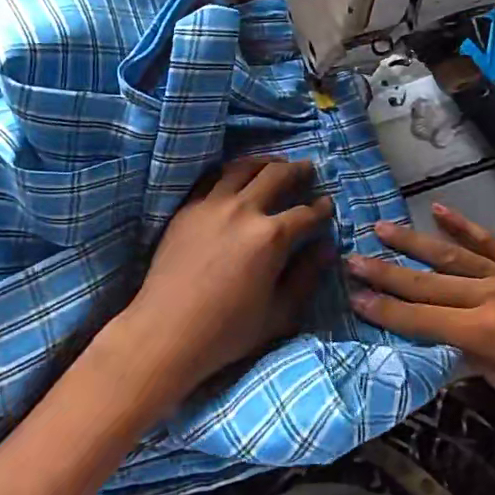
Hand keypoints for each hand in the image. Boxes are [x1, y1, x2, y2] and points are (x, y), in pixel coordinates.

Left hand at [106, 157, 333, 406]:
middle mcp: (243, 210)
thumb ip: (306, 277)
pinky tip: (235, 177)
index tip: (327, 204)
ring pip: (243, 167)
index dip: (321, 207)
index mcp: (271, 237)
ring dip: (264, 162)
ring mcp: (211, 205)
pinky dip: (230, 173)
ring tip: (274, 164)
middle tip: (307, 168)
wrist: (167, 331)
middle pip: (277, 175)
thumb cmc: (227, 331)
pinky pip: (212, 179)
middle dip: (297, 170)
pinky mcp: (187, 209)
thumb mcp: (279, 313)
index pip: (306, 213)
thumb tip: (326, 248)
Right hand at [348, 204, 494, 439]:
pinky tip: (439, 211)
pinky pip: (488, 242)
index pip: (423, 318)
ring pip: (451, 254)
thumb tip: (437, 340)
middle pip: (428, 282)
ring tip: (380, 228)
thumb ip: (471, 358)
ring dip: (413, 241)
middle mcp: (492, 296)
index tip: (354, 296)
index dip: (386, 309)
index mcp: (486, 333)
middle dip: (386, 271)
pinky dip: (462, 226)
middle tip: (352, 258)